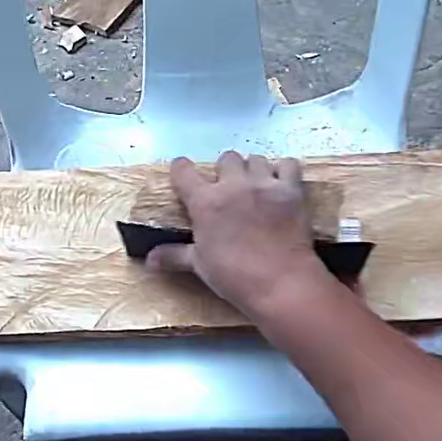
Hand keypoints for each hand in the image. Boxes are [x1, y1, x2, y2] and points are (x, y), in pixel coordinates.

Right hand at [146, 152, 334, 316]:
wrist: (280, 282)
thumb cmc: (235, 276)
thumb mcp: (200, 265)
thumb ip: (175, 255)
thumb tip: (149, 260)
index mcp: (205, 201)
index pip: (184, 170)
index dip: (182, 170)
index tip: (185, 176)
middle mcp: (234, 186)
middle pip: (226, 159)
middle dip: (226, 171)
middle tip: (230, 189)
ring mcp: (264, 185)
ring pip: (255, 159)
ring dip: (253, 170)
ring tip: (256, 186)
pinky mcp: (292, 190)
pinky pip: (289, 165)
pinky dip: (284, 171)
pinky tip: (282, 183)